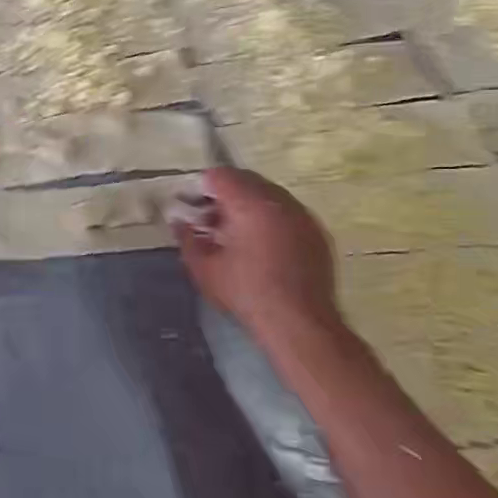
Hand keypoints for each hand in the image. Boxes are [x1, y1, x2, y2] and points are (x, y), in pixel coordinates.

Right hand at [172, 167, 342, 343]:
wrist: (299, 323)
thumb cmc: (244, 292)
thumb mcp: (201, 266)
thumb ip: (187, 237)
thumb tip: (180, 221)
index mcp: (250, 206)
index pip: (221, 175)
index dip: (201, 186)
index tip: (190, 204)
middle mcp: (281, 204)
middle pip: (247, 179)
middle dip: (224, 192)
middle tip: (208, 217)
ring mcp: (304, 217)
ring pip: (269, 194)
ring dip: (247, 204)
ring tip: (232, 231)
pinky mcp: (317, 234)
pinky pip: (286, 211)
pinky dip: (268, 217)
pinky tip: (258, 243)